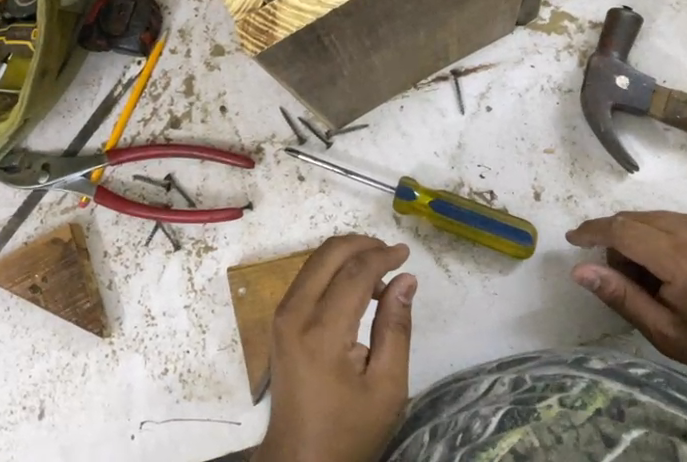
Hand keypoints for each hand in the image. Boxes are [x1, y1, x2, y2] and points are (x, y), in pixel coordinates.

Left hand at [254, 235, 416, 461]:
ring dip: (347, 257)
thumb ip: (396, 327)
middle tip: (392, 255)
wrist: (300, 458)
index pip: (354, 272)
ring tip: (380, 275)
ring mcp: (282, 315)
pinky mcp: (279, 321)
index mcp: (322, 330)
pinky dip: (332, 272)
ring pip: (314, 262)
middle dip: (362, 245)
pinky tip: (356, 290)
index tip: (406, 253)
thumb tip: (406, 280)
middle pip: (328, 255)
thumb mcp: (386, 387)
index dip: (382, 256)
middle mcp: (294, 312)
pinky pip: (306, 279)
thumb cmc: (349, 429)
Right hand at [565, 211, 686, 389]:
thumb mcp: (664, 332)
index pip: (621, 230)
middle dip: (615, 241)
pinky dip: (657, 235)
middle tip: (620, 277)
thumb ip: (620, 296)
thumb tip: (579, 270)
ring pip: (652, 217)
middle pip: (633, 219)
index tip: (572, 240)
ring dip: (636, 237)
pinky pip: (673, 220)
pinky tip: (668, 267)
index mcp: (681, 258)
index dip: (592, 231)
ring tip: (648, 277)